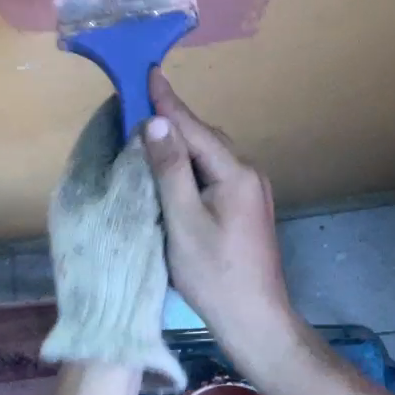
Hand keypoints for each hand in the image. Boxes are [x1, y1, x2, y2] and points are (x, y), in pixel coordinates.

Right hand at [141, 69, 297, 344]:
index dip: (167, 101)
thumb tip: (157, 122)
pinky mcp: (246, 206)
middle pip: (204, 138)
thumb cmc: (215, 275)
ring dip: (180, 143)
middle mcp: (248, 173)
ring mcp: (250, 191)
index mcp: (235, 173)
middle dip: (172, 120)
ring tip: (149, 133)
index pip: (194, 128)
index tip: (148, 71)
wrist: (256, 322)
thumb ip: (170, 170)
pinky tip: (172, 169)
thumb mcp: (184, 221)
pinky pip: (214, 171)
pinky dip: (190, 164)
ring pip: (209, 154)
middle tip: (138, 103)